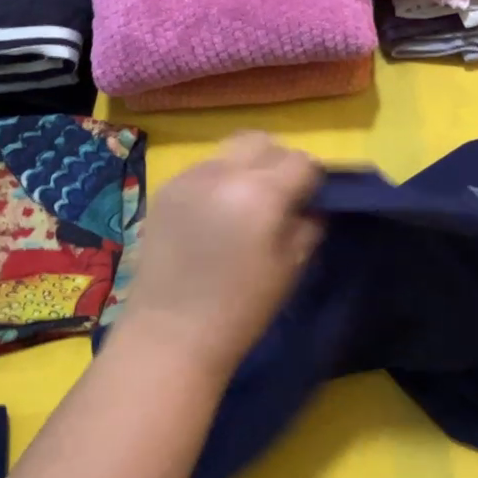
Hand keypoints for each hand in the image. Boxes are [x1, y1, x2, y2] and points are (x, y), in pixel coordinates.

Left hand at [116, 132, 324, 377]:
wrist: (171, 334)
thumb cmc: (242, 308)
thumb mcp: (292, 265)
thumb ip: (309, 223)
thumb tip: (312, 203)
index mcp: (263, 193)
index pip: (302, 161)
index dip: (311, 180)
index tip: (309, 201)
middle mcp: (225, 173)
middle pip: (264, 142)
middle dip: (278, 162)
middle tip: (279, 196)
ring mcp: (190, 178)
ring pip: (231, 151)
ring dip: (246, 169)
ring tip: (243, 205)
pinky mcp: (165, 189)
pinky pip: (203, 170)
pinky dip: (218, 182)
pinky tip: (214, 216)